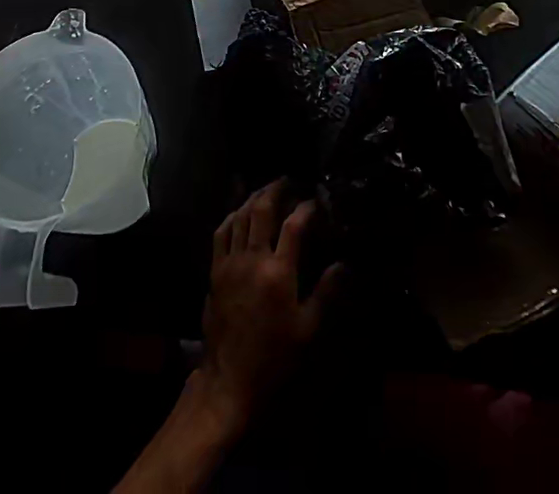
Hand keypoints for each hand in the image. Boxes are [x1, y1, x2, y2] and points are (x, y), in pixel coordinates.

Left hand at [198, 180, 345, 424]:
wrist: (230, 377)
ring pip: (238, 217)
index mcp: (278, 272)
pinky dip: (230, 217)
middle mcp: (251, 259)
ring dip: (252, 198)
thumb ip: (326, 293)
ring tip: (265, 189)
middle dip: (275, 191)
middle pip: (261, 211)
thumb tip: (343, 265)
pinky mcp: (214, 270)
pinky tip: (236, 212)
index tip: (315, 200)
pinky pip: (220, 233)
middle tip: (287, 180)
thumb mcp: (308, 329)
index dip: (306, 209)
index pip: (294, 227)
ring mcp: (229, 262)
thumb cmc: (275, 357)